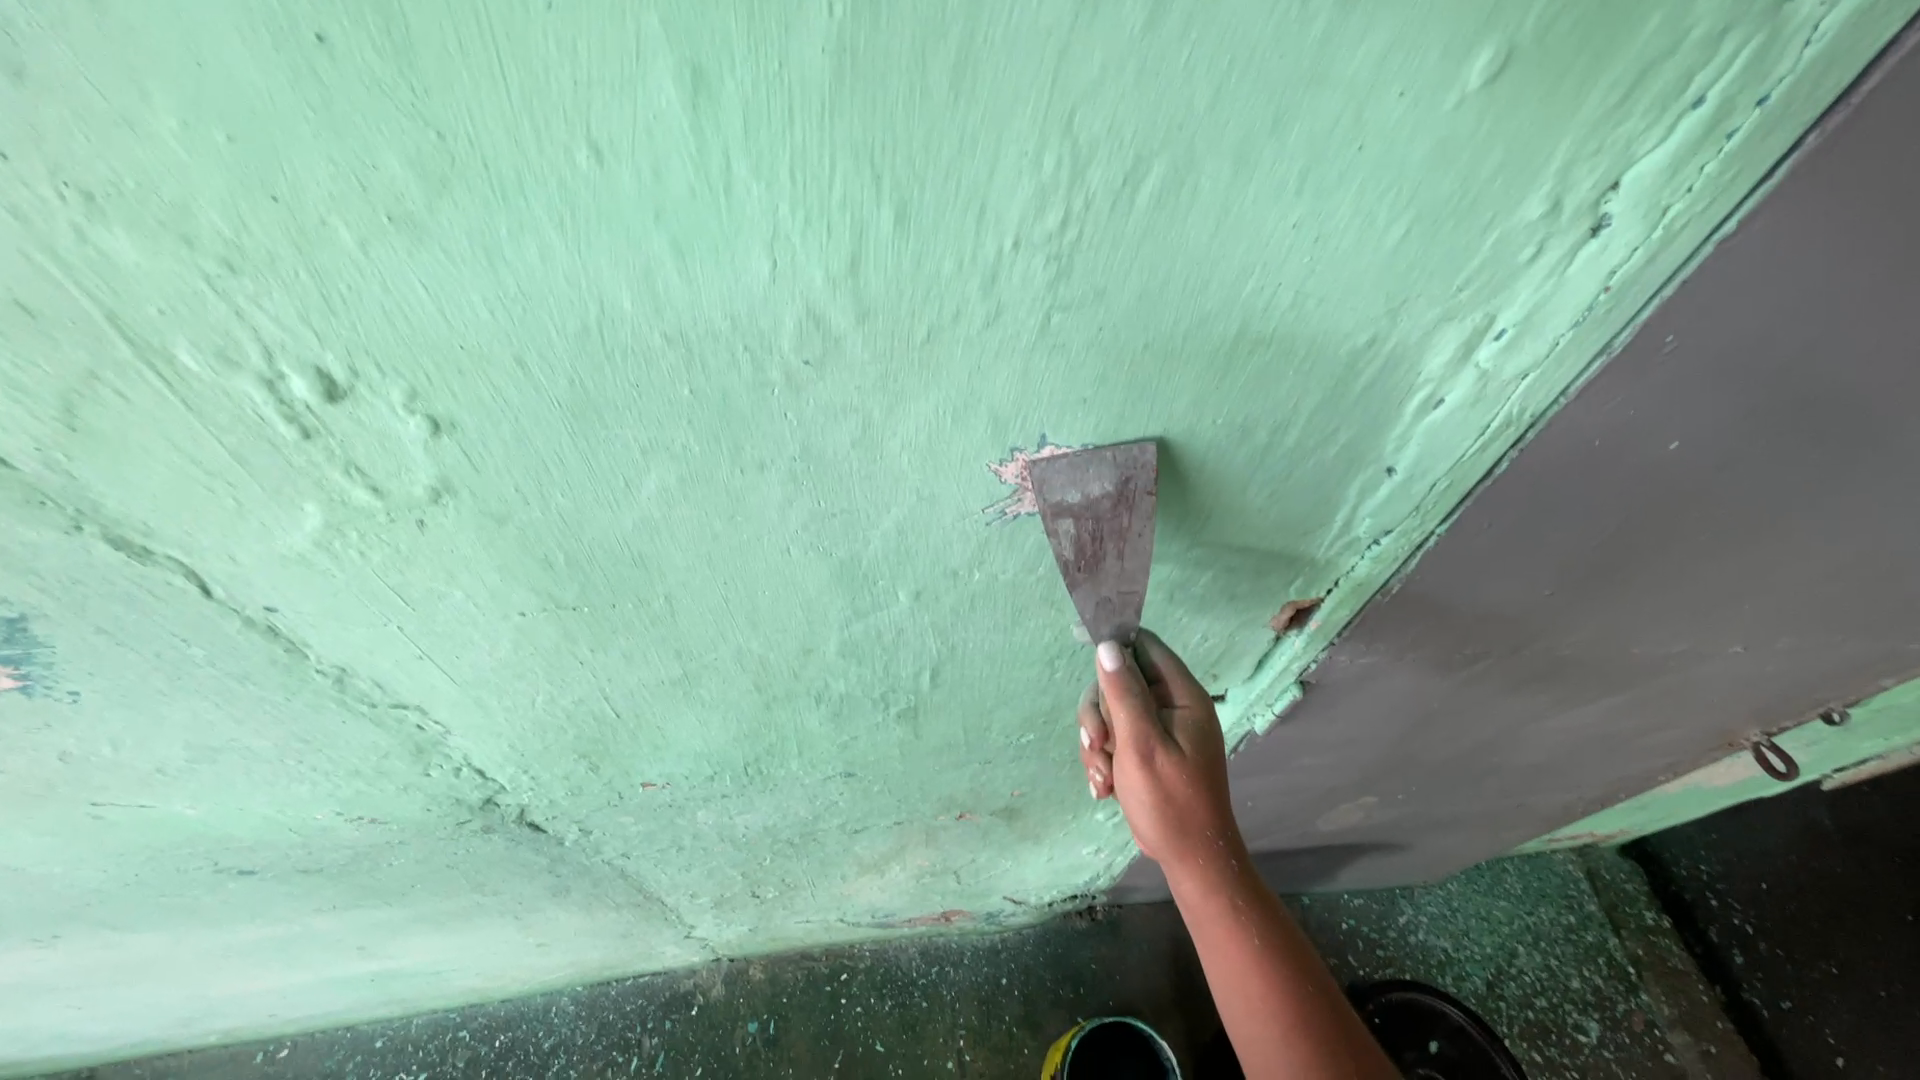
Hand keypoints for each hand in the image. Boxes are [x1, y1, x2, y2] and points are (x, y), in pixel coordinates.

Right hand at [1076, 629, 1245, 874]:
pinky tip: (1105, 787)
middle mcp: (1171, 707)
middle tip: (1098, 743)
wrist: (1188, 857)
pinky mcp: (1145, 752)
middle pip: (1118, 682)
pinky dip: (1103, 760)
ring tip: (1102, 775)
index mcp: (1181, 696)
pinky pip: (1113, 739)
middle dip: (1100, 714)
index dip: (1115, 649)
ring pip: (1109, 713)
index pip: (1145, 647)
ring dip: (1097, 743)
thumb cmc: (1170, 800)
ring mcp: (1158, 731)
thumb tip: (1107, 646)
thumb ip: (1123, 693)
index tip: (1087, 662)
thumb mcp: (1141, 743)